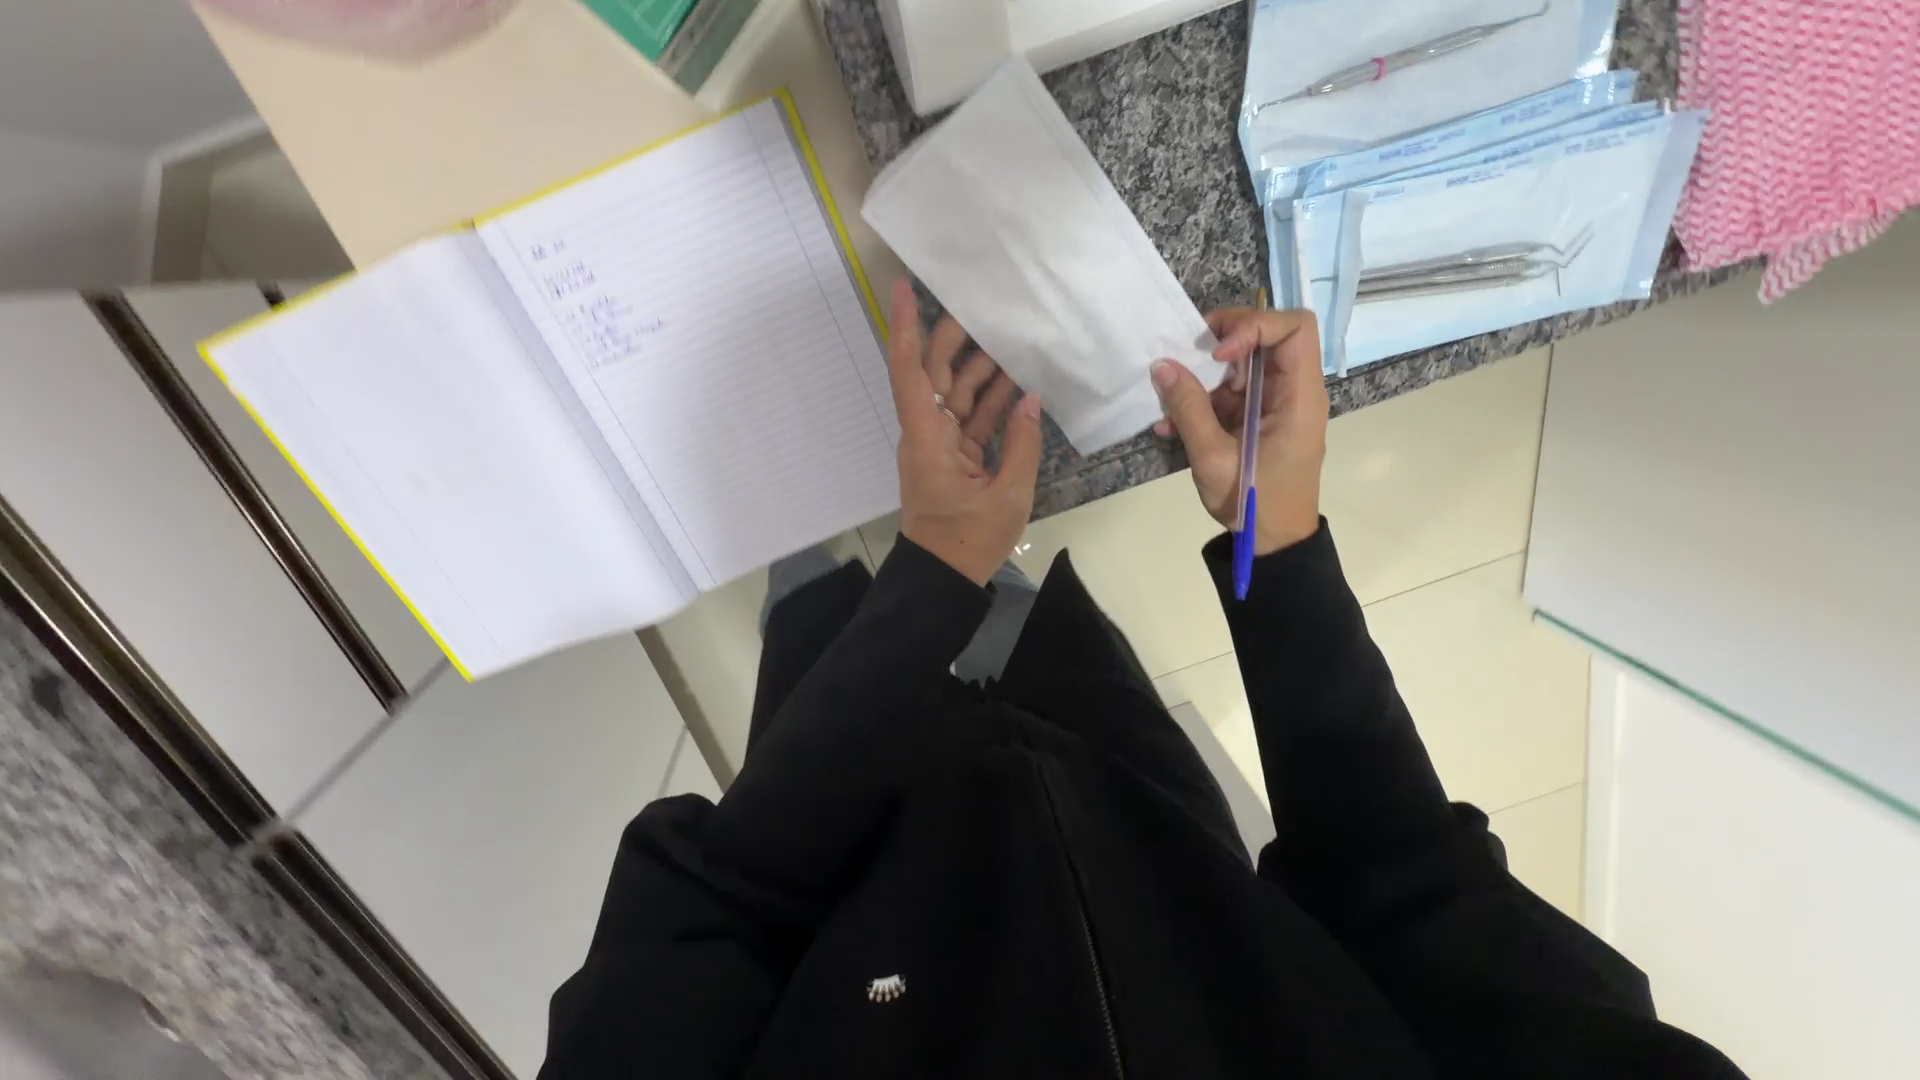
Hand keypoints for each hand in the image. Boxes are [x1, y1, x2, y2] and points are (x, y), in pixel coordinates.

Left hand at [886, 281, 1042, 585]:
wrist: (944, 578)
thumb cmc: (968, 541)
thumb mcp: (1007, 496)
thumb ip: (1023, 446)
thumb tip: (1031, 402)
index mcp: (927, 438)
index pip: (908, 371)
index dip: (905, 328)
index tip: (903, 289)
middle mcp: (927, 433)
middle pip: (934, 374)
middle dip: (955, 339)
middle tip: (984, 307)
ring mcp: (940, 444)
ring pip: (955, 394)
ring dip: (980, 370)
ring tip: (1011, 340)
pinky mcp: (955, 458)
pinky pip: (970, 418)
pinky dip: (992, 402)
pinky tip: (1017, 384)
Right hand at [1152, 306, 1327, 555]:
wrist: (1272, 545)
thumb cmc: (1254, 503)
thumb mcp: (1214, 459)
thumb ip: (1188, 409)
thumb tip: (1162, 366)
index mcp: (1299, 397)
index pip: (1293, 328)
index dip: (1253, 326)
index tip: (1216, 352)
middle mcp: (1292, 392)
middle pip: (1266, 337)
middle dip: (1221, 342)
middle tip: (1185, 356)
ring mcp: (1273, 406)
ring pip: (1242, 366)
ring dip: (1203, 377)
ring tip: (1168, 399)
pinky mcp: (1255, 421)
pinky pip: (1229, 395)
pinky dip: (1200, 402)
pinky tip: (1170, 425)